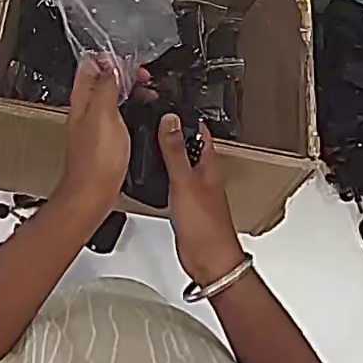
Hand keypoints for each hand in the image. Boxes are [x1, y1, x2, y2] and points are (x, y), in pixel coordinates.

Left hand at [58, 58, 131, 209]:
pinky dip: (130, 107)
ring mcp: (94, 124)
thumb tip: (111, 66)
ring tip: (146, 92)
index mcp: (82, 99)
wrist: (93, 193)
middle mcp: (85, 110)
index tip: (130, 64)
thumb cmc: (96, 160)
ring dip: (128, 89)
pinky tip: (140, 113)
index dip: (111, 59)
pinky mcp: (104, 138)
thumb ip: (106, 87)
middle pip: (102, 79)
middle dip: (123, 73)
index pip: (91, 65)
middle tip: (142, 77)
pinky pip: (117, 113)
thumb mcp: (104, 115)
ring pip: (110, 95)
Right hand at [157, 113, 244, 283]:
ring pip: (182, 163)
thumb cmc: (206, 226)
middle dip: (176, 131)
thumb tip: (170, 120)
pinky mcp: (185, 205)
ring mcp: (195, 190)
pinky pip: (174, 182)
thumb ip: (175, 151)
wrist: (209, 260)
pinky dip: (164, 174)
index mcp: (208, 164)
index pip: (200, 131)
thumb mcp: (185, 182)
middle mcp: (203, 175)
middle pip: (190, 145)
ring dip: (169, 151)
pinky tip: (154, 175)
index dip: (188, 115)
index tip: (174, 101)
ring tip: (153, 139)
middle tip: (159, 116)